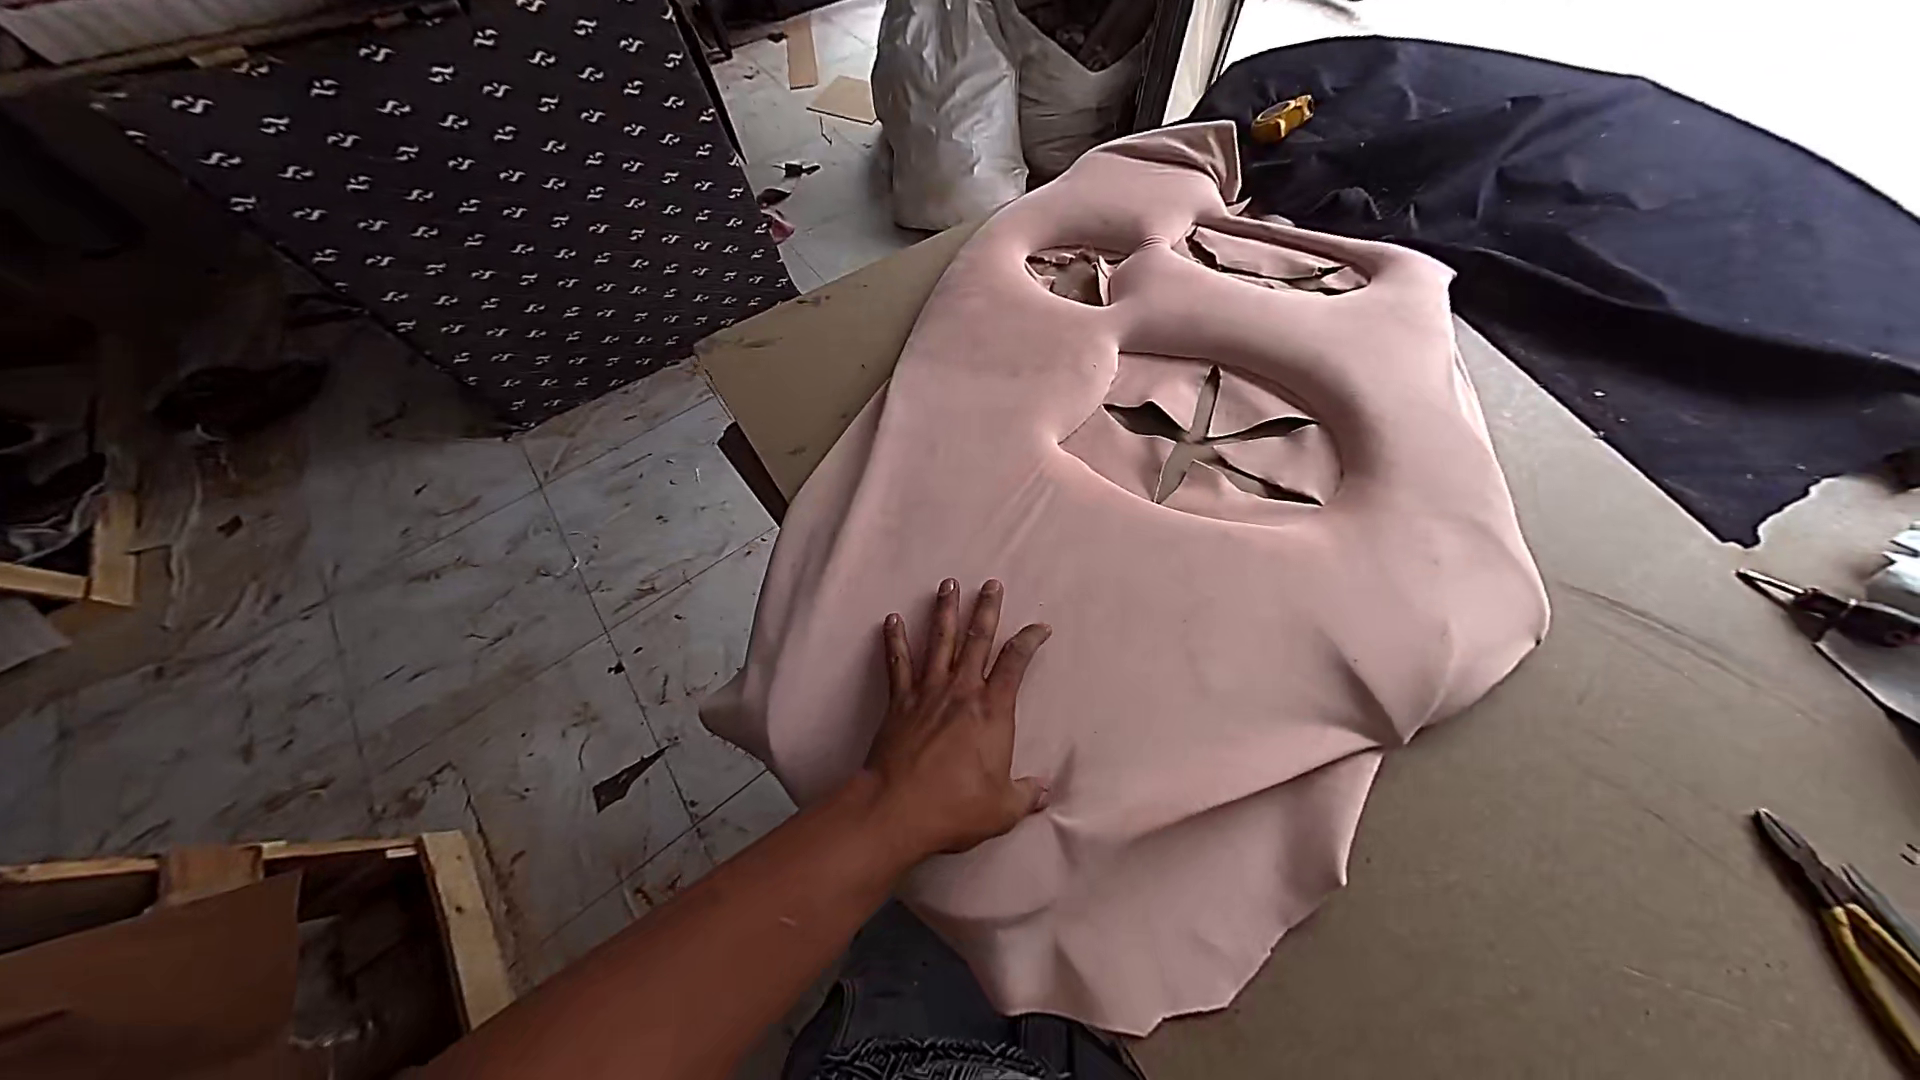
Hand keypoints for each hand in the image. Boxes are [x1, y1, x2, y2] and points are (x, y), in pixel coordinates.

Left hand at [862, 578, 1051, 857]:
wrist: (898, 809)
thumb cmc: (954, 808)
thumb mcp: (1002, 808)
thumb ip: (1026, 795)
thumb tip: (1044, 792)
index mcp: (992, 711)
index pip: (1015, 663)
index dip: (1030, 640)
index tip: (1040, 627)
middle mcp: (961, 692)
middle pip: (978, 639)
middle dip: (987, 608)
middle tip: (991, 584)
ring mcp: (928, 692)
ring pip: (939, 641)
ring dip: (945, 611)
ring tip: (948, 585)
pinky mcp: (900, 701)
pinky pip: (897, 663)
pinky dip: (894, 640)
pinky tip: (891, 619)